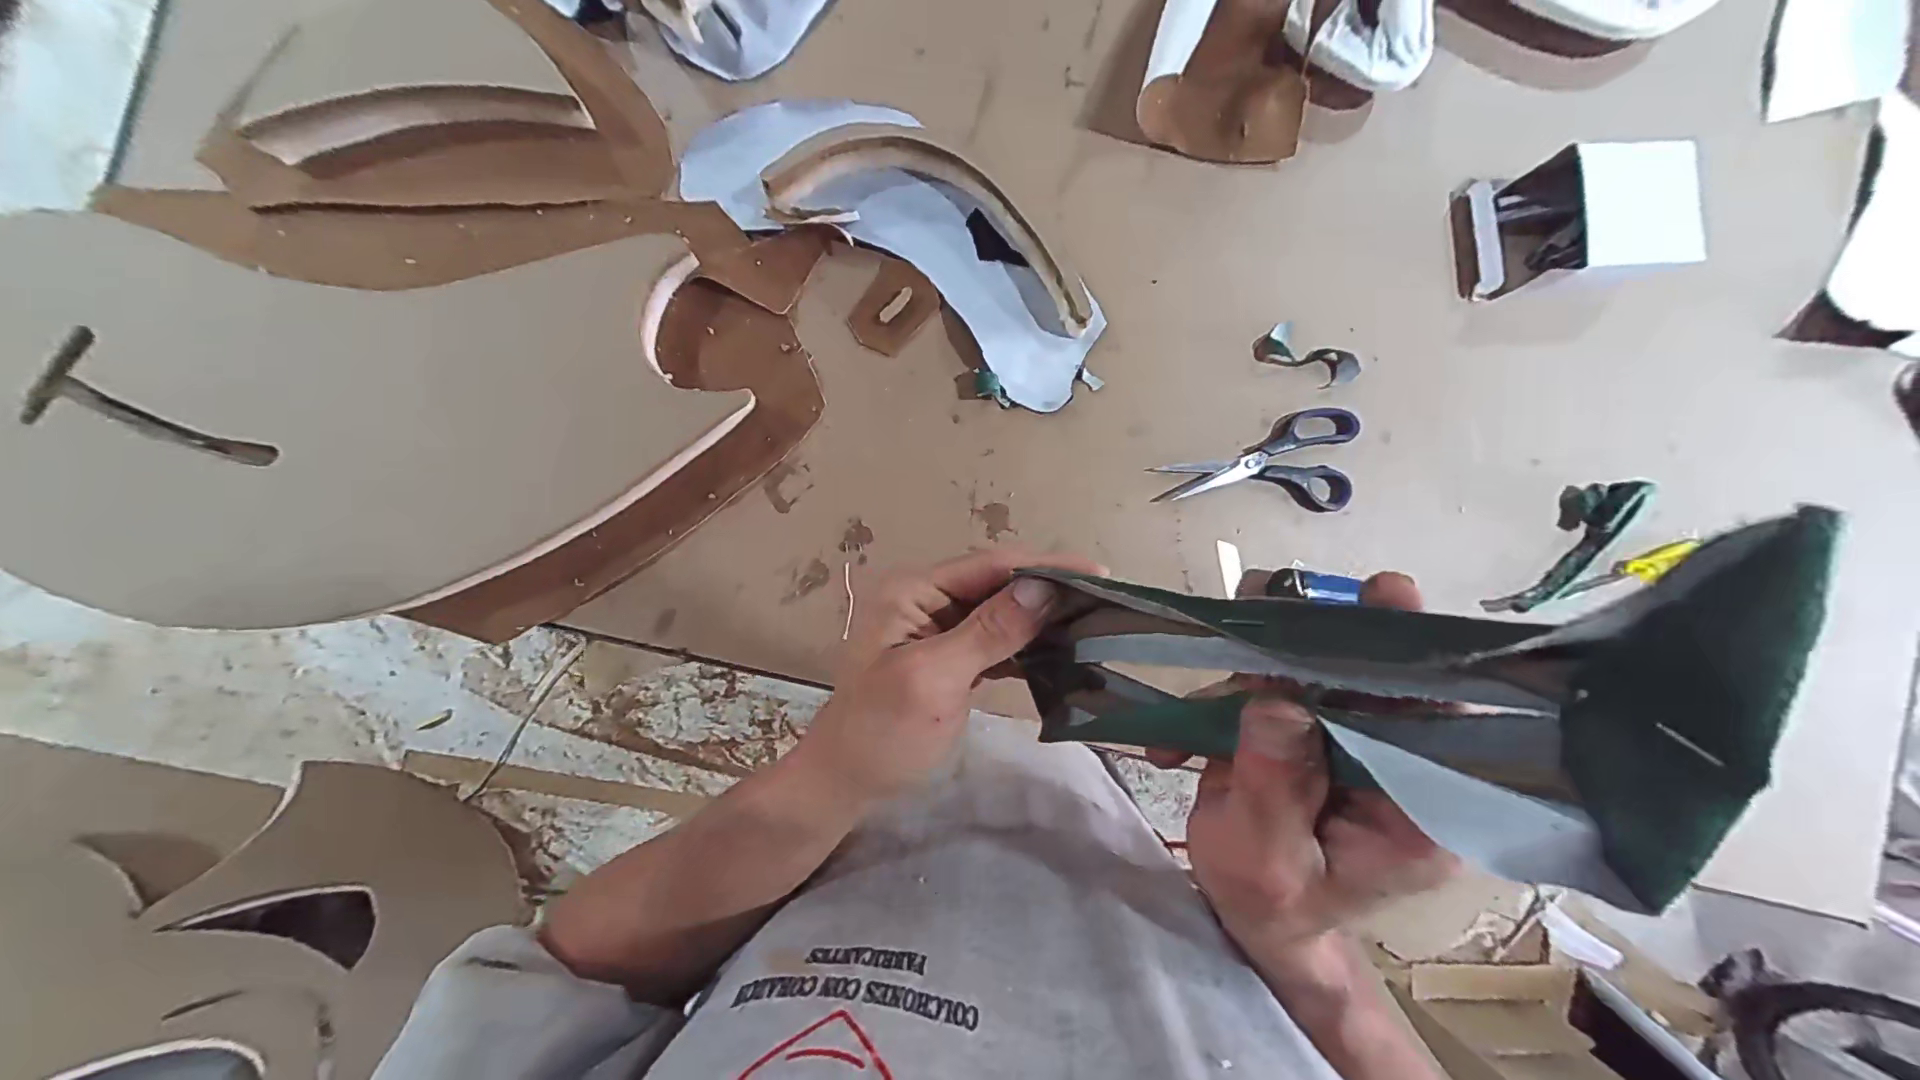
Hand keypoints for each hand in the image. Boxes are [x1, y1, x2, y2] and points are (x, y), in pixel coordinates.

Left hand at [794, 546, 1104, 804]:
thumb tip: (1042, 588)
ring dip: (1041, 619)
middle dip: (1048, 590)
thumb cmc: (880, 732)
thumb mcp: (933, 679)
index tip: (1098, 572)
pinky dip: (1026, 646)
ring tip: (1092, 623)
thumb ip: (987, 631)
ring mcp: (938, 629)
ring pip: (1001, 612)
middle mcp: (926, 600)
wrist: (845, 782)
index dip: (1044, 566)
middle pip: (998, 584)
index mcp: (913, 591)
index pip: (988, 566)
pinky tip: (1060, 653)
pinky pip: (996, 641)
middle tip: (1104, 600)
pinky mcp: (951, 657)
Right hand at [1160, 573, 1456, 951]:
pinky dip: (1213, 697)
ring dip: (1250, 658)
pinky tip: (1174, 740)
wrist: (1245, 909)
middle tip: (1262, 602)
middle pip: (1368, 670)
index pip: (1437, 716)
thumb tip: (1276, 701)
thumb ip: (1275, 786)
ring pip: (1307, 664)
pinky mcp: (1296, 720)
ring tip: (1208, 668)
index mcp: (1417, 800)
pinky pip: (1259, 683)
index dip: (1417, 650)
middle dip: (1312, 632)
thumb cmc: (1271, 901)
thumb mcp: (1268, 860)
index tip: (1386, 593)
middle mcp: (1388, 753)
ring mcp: (1339, 731)